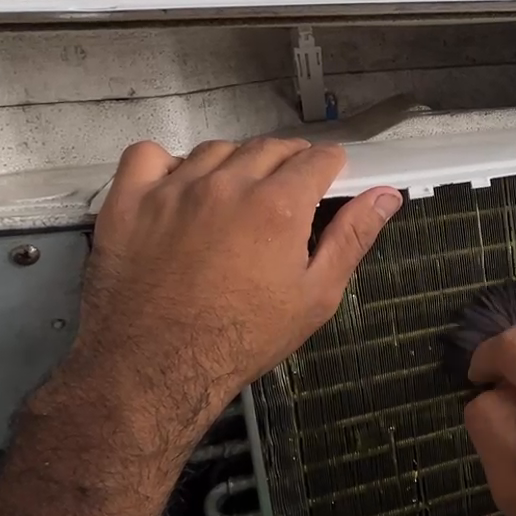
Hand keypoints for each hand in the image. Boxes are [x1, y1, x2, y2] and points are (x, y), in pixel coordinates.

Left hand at [68, 138, 401, 426]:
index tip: (329, 183)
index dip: (332, 168)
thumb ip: (353, 236)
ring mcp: (174, 189)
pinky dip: (168, 164)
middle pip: (271, 147)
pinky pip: (149, 154)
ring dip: (237, 163)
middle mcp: (229, 184)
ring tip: (239, 196)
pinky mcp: (129, 202)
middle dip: (291, 162)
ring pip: (217, 149)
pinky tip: (179, 189)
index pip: (319, 157)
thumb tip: (386, 196)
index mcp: (280, 204)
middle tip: (291, 195)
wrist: (156, 368)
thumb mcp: (318, 294)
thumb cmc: (245, 337)